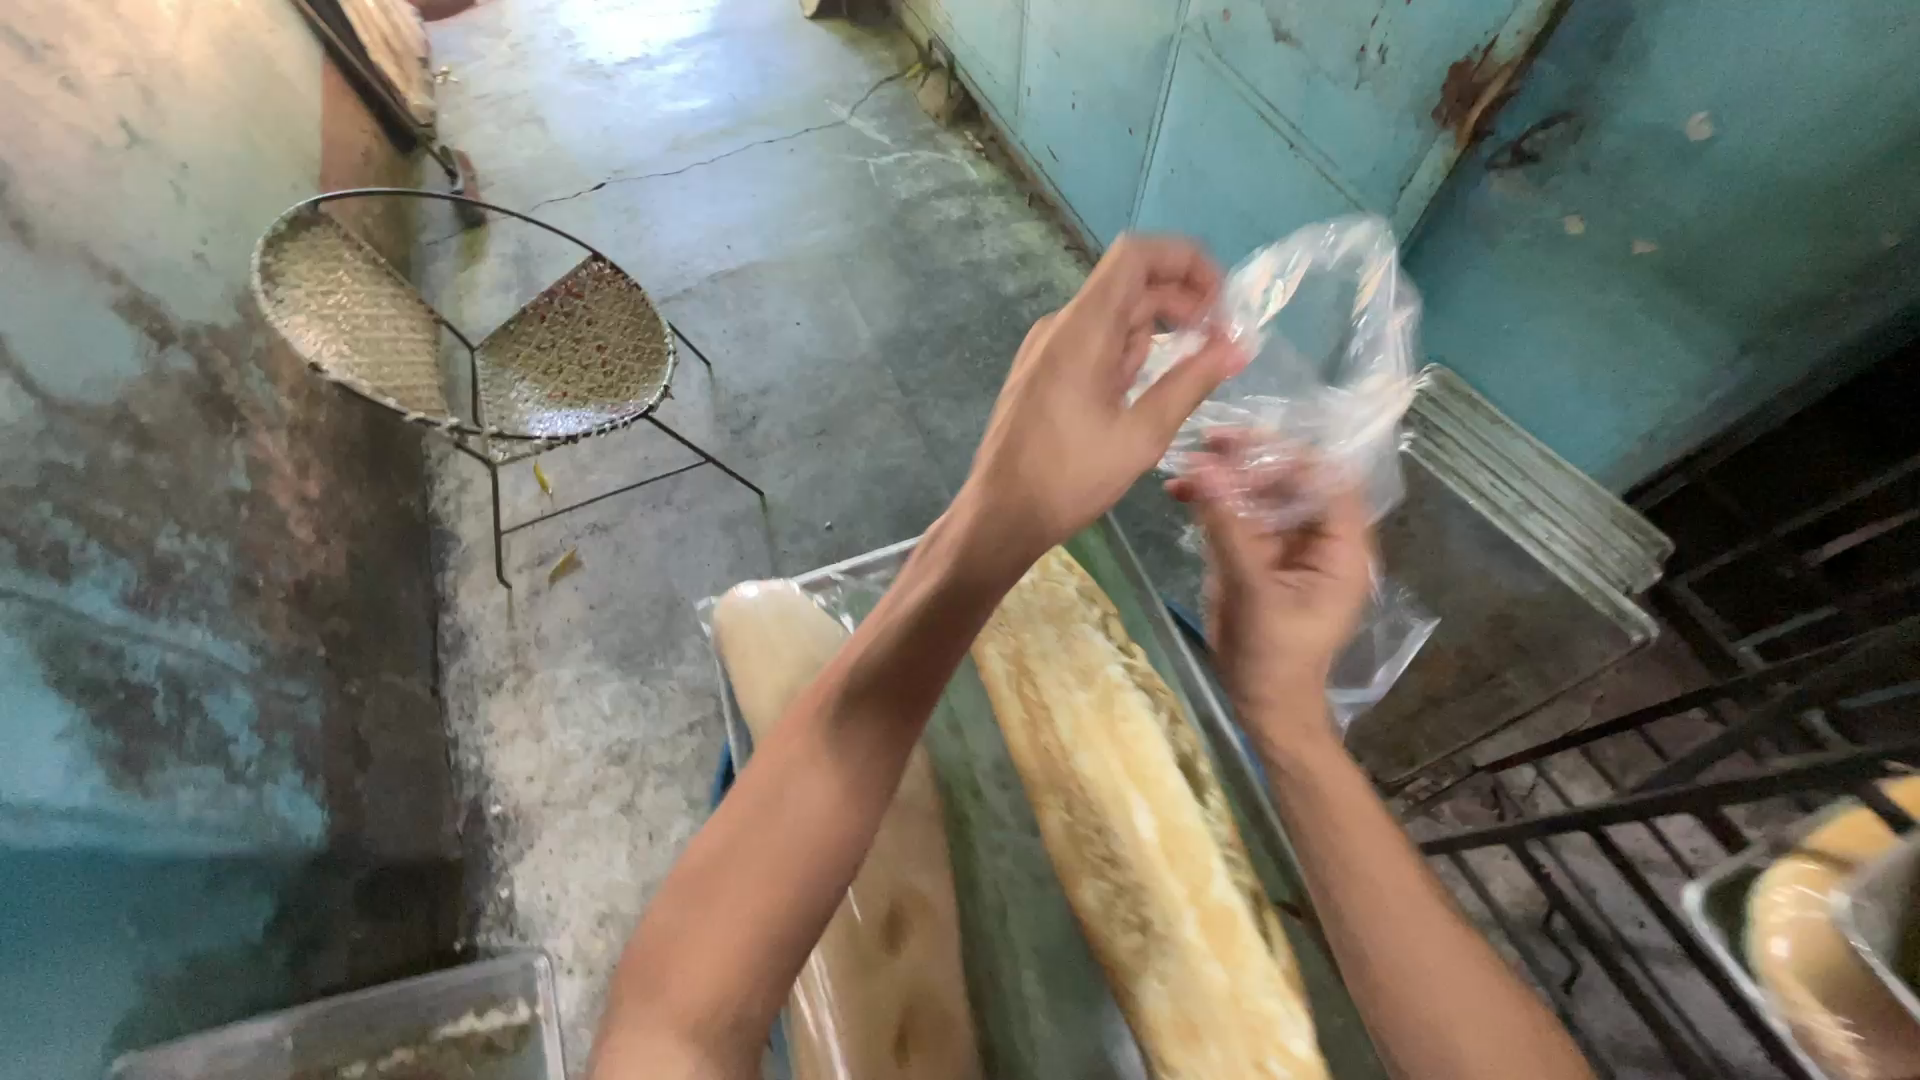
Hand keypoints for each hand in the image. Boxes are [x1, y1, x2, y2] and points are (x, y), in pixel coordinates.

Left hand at [955, 235, 1247, 567]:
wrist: (1000, 515)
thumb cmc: (1070, 479)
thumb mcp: (1142, 436)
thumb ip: (1191, 383)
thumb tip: (1239, 346)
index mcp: (1082, 329)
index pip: (1137, 255)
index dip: (1187, 262)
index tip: (1221, 301)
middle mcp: (1059, 326)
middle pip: (1129, 284)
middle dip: (1181, 303)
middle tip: (1219, 344)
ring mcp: (1045, 348)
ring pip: (1111, 316)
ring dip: (1154, 335)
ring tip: (1181, 378)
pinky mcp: (1039, 371)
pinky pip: (1091, 343)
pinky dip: (1124, 354)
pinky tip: (1138, 394)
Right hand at [1168, 438, 1373, 751]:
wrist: (1262, 702)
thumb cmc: (1275, 654)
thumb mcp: (1254, 590)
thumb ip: (1228, 527)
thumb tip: (1202, 470)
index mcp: (1340, 548)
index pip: (1327, 481)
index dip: (1289, 456)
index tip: (1242, 444)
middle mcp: (1316, 540)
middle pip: (1289, 481)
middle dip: (1248, 460)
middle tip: (1206, 442)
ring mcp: (1282, 547)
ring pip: (1257, 496)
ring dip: (1222, 478)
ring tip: (1184, 465)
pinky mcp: (1253, 558)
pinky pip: (1234, 518)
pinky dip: (1209, 503)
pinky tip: (1179, 493)